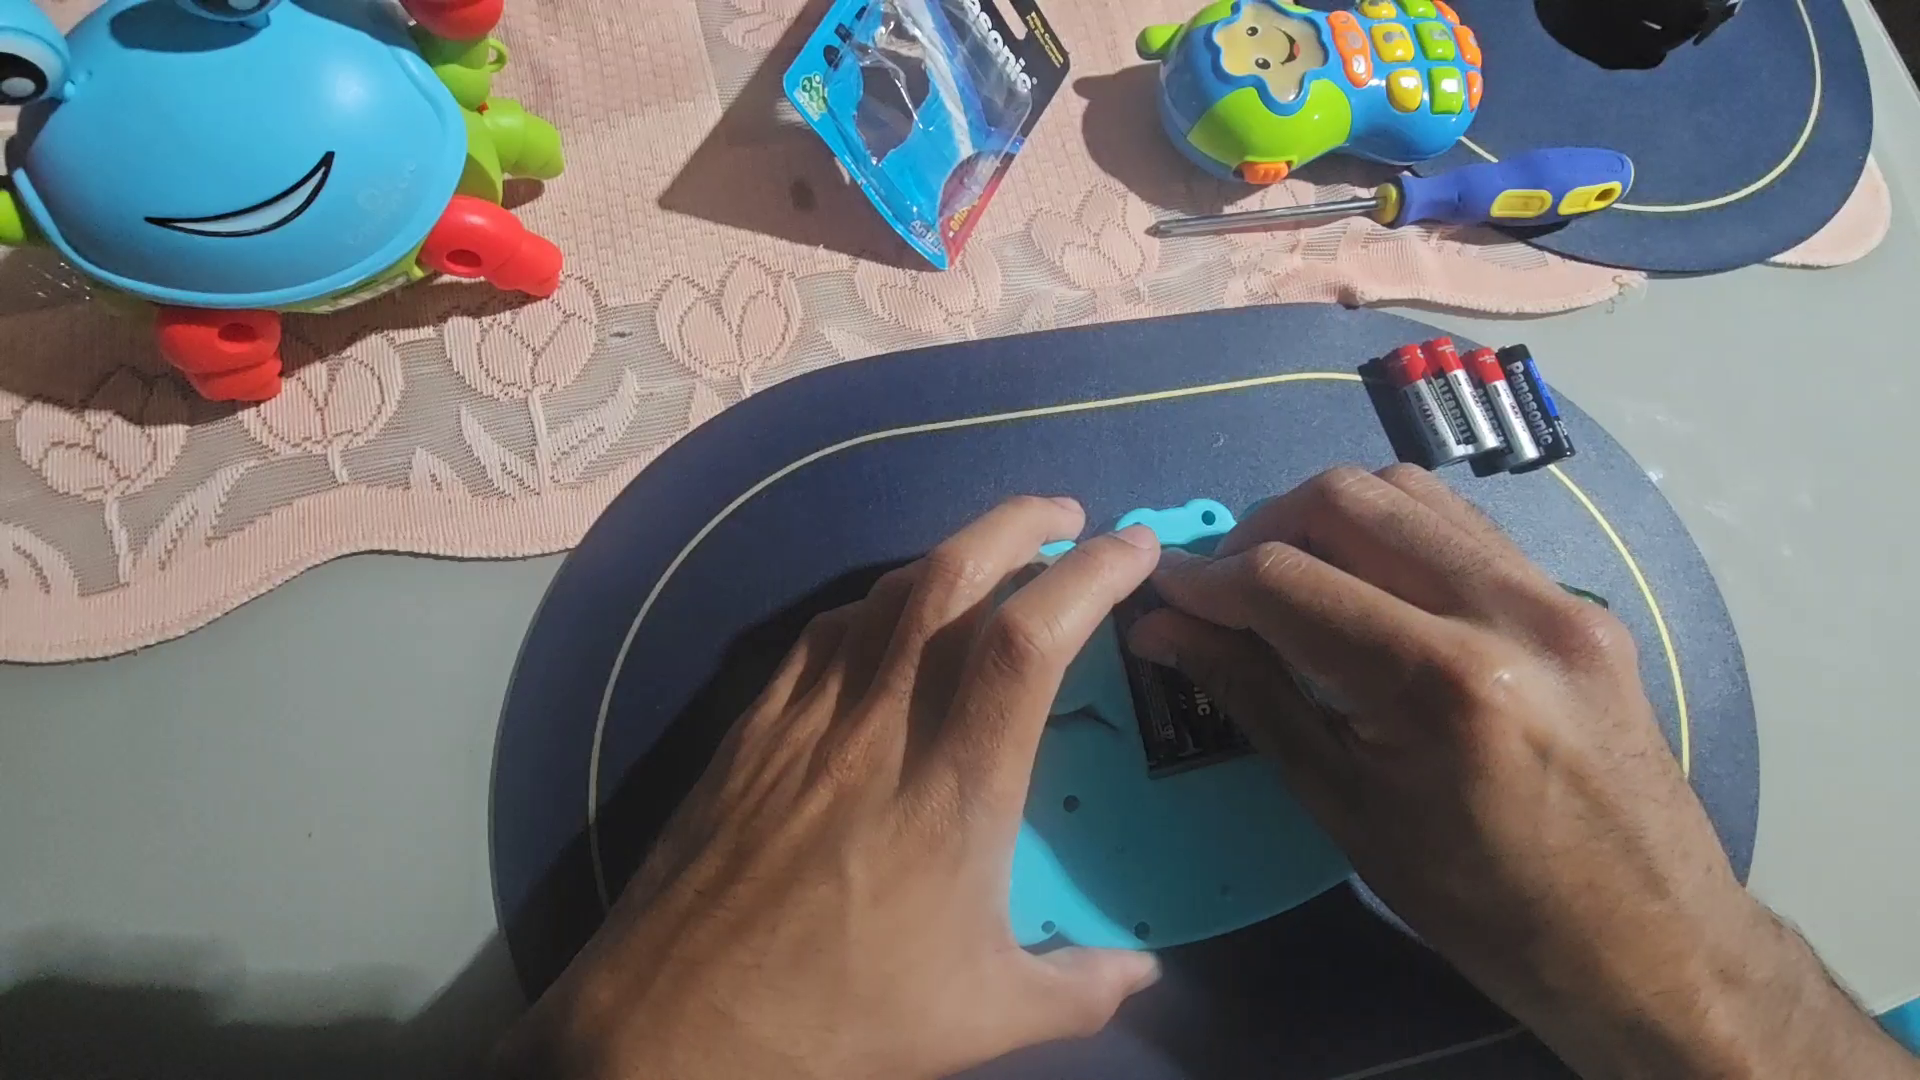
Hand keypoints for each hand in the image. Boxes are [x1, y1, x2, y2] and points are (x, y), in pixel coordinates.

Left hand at [494, 497, 1164, 1079]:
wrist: (673, 1026)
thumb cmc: (838, 1017)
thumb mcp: (982, 1017)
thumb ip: (1079, 988)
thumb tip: (1148, 971)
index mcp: (956, 787)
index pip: (1029, 642)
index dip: (1088, 575)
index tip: (1133, 545)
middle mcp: (884, 724)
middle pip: (953, 580)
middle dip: (1017, 523)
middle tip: (1066, 514)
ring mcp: (812, 711)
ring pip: (888, 592)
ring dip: (953, 552)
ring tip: (995, 552)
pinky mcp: (759, 717)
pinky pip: (828, 630)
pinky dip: (879, 601)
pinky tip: (896, 614)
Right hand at [1127, 465, 1914, 1077]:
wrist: (1654, 949)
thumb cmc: (1474, 898)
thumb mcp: (1338, 801)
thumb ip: (1246, 691)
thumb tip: (1159, 627)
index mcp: (1439, 683)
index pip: (1284, 582)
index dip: (1204, 579)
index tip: (1160, 589)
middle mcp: (1506, 611)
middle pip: (1342, 500)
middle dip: (1257, 530)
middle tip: (1224, 586)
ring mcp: (1554, 595)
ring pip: (1402, 490)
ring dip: (1319, 519)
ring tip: (1287, 577)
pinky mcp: (1575, 600)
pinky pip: (1455, 522)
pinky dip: (1383, 529)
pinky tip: (1360, 582)